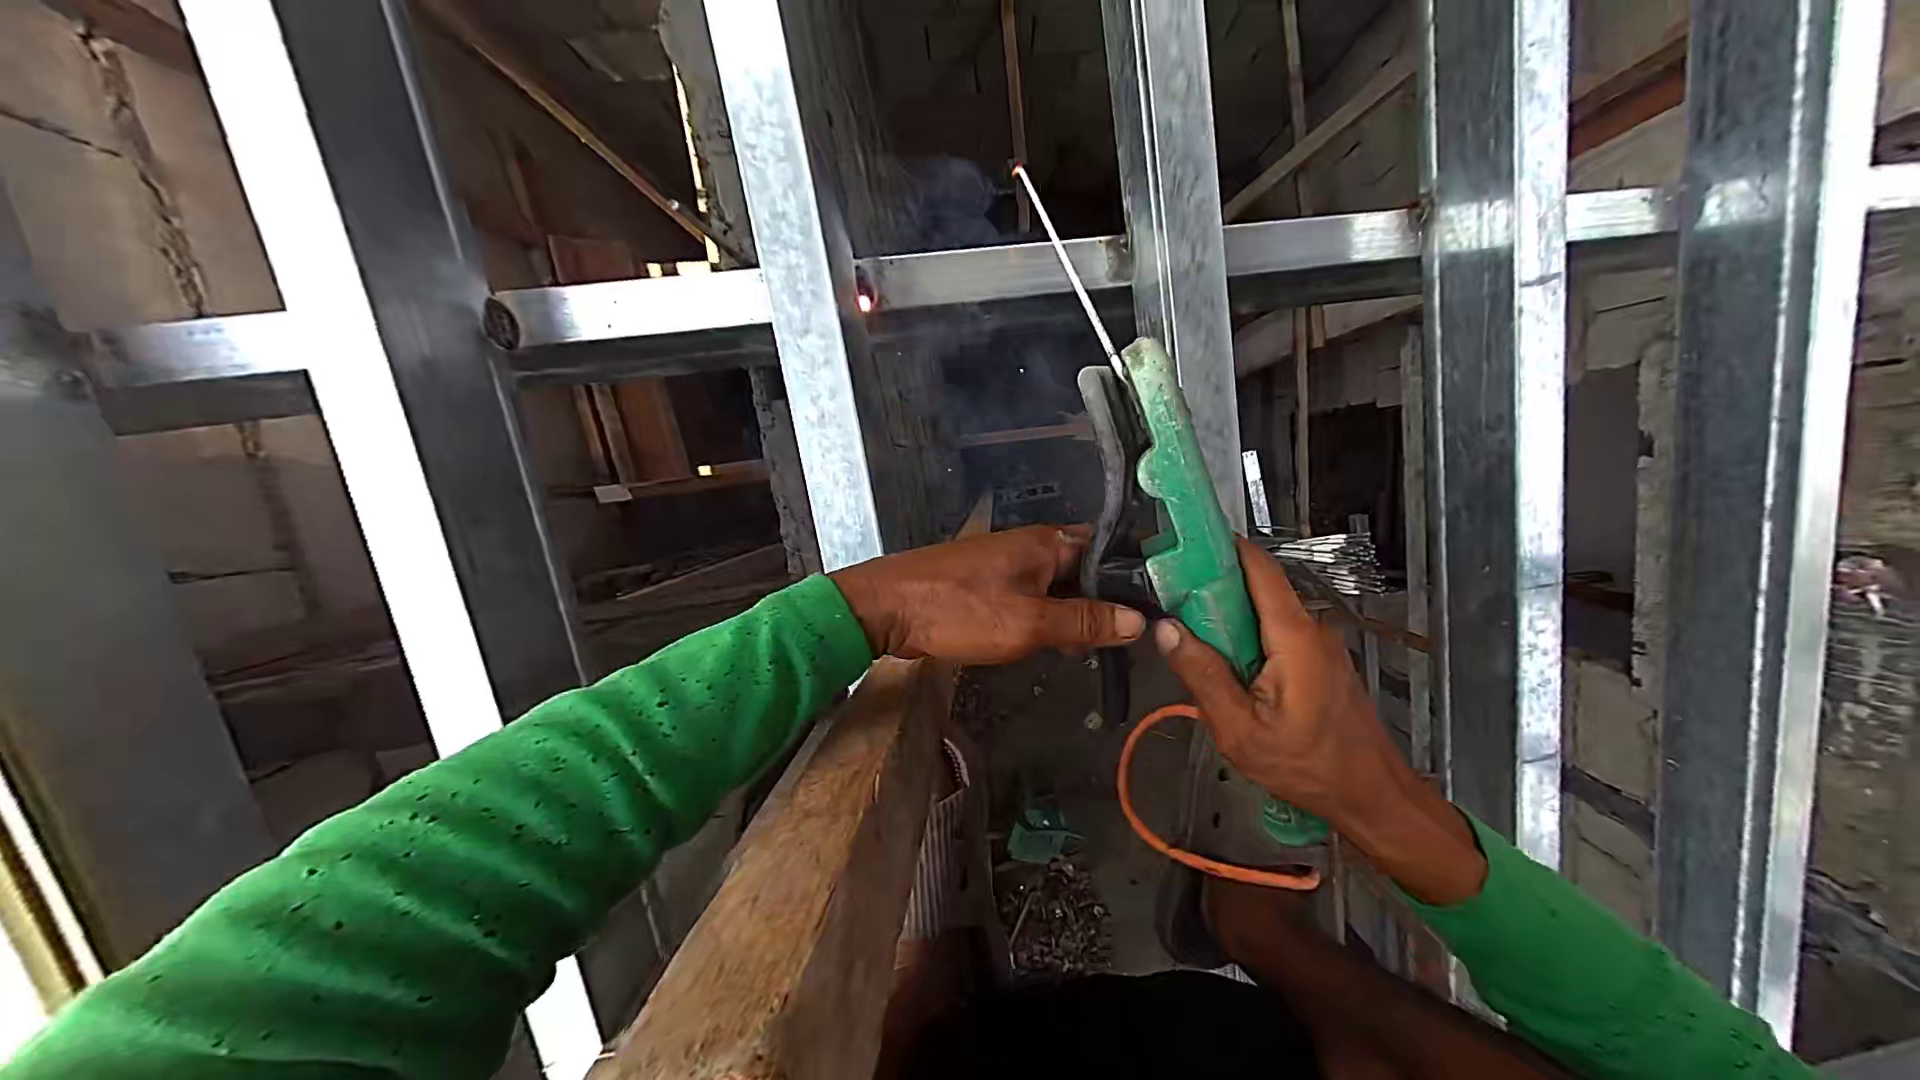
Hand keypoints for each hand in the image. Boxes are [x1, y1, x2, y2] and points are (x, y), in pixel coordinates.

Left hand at [829, 525, 1145, 665]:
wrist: (886, 608)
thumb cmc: (959, 611)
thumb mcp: (1028, 624)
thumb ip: (1084, 622)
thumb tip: (1137, 621)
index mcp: (1048, 543)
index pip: (1109, 551)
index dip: (1134, 579)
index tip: (1155, 611)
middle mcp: (1032, 545)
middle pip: (1086, 571)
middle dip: (1105, 603)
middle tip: (1127, 640)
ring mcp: (1008, 563)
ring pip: (1059, 587)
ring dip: (1075, 614)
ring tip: (1094, 647)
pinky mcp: (990, 583)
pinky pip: (1033, 597)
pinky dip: (1048, 617)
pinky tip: (1055, 644)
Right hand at [1154, 537, 1485, 904]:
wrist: (1372, 797)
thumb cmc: (1309, 767)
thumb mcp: (1239, 729)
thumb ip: (1202, 675)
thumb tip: (1166, 629)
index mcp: (1294, 637)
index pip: (1259, 568)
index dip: (1222, 548)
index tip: (1183, 545)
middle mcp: (1312, 629)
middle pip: (1255, 589)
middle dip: (1211, 592)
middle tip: (1171, 607)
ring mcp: (1318, 644)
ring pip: (1262, 614)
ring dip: (1226, 623)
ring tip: (1193, 645)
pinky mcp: (1318, 660)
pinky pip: (1274, 635)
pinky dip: (1246, 641)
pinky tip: (1227, 670)